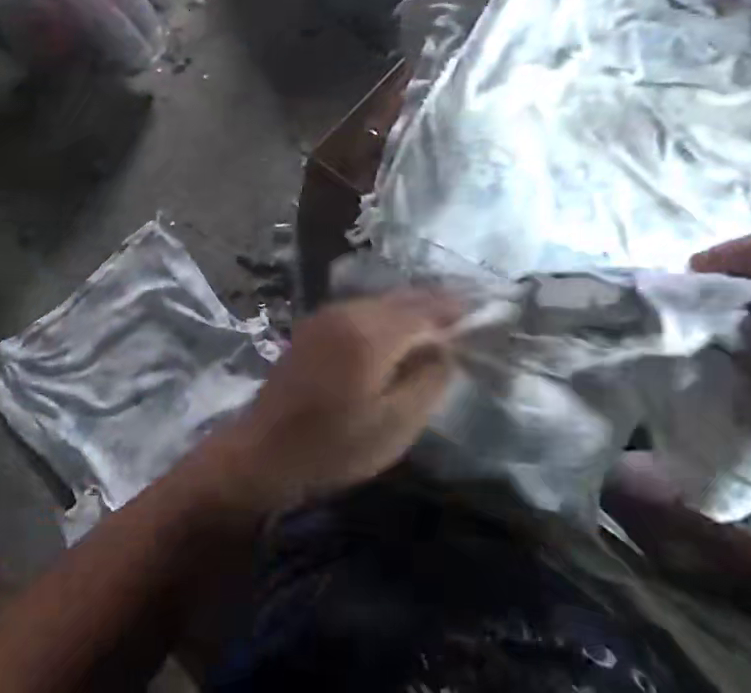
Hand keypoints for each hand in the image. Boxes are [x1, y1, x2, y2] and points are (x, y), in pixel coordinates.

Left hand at [196, 290, 462, 516]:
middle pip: (403, 299)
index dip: (457, 310)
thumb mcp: (395, 425)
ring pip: (381, 302)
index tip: (487, 309)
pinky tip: (399, 329)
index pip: (426, 310)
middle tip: (470, 309)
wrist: (263, 451)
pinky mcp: (314, 327)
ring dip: (412, 307)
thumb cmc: (334, 446)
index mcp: (370, 333)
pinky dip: (387, 315)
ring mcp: (326, 316)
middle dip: (437, 302)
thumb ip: (428, 380)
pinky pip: (361, 310)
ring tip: (442, 318)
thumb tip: (447, 348)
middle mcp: (348, 313)